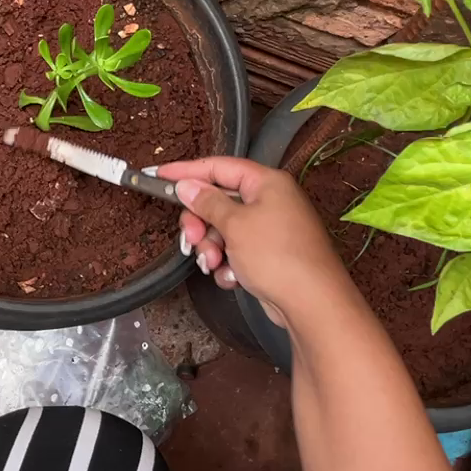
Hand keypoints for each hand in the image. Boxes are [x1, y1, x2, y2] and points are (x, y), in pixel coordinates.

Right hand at [156, 156, 353, 331]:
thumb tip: (187, 186)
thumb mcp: (234, 224)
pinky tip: (232, 276)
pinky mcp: (266, 254)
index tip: (159, 175)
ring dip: (211, 247)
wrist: (311, 303)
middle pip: (217, 201)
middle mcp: (268, 201)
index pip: (218, 167)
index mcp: (266, 183)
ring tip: (214, 263)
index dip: (187, 171)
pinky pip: (233, 251)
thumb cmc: (277, 256)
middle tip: (191, 238)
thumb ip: (207, 202)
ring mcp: (268, 228)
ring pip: (222, 229)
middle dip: (200, 223)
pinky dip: (227, 263)